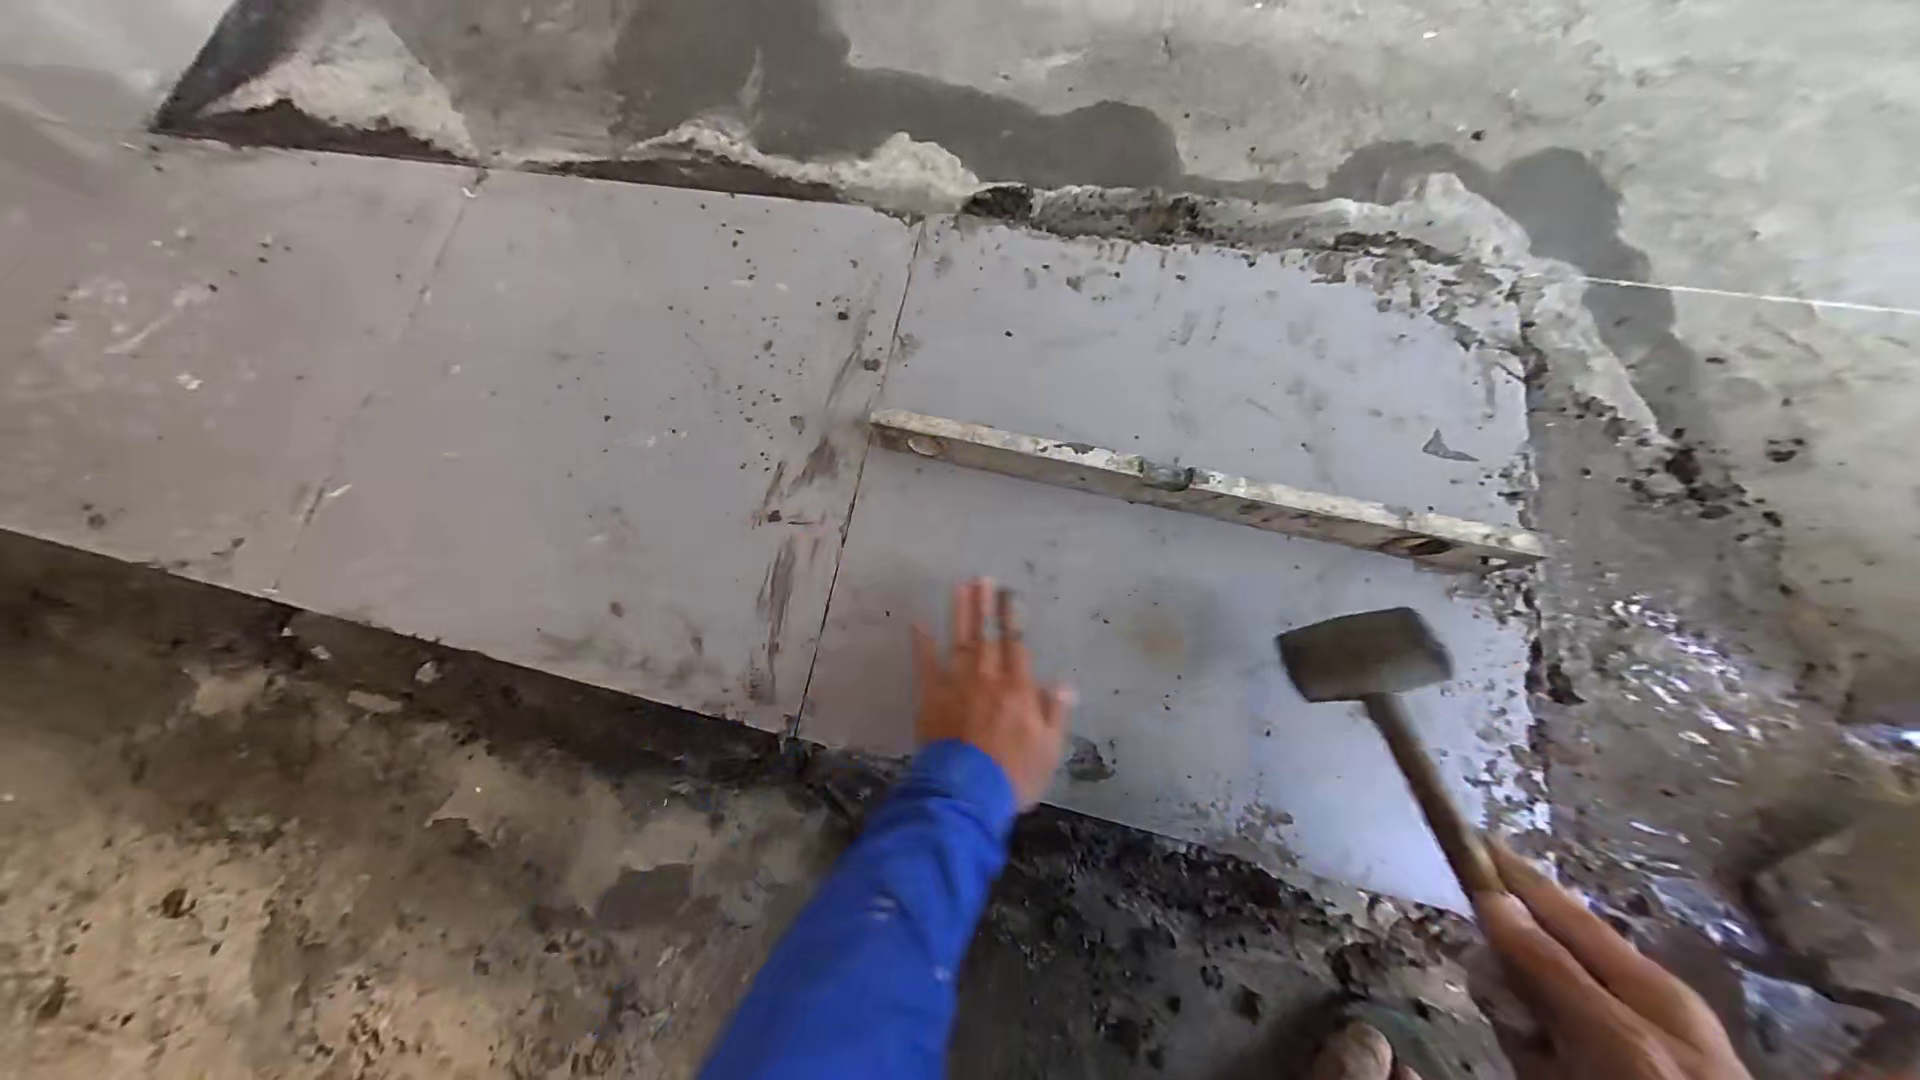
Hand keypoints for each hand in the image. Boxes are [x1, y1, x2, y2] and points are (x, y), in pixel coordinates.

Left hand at [911, 578, 1072, 808]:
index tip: (1010, 593)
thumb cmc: (1013, 774)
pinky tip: (918, 623)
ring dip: (960, 613)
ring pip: (960, 641)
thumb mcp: (1049, 749)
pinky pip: (926, 665)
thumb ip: (1055, 713)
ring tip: (961, 587)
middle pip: (987, 635)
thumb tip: (1065, 683)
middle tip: (983, 578)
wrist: (967, 793)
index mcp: (1018, 689)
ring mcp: (957, 685)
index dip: (1013, 616)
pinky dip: (922, 643)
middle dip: (985, 605)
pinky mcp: (932, 697)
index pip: (1016, 644)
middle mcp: (988, 678)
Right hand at [1473, 843, 1752, 1079]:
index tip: (1465, 836)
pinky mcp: (1587, 1062)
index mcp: (1642, 980)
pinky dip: (1528, 1055)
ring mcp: (1610, 1038)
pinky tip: (1544, 1072)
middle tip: (1515, 1021)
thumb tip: (1491, 896)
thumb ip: (1550, 967)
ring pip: (1524, 997)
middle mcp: (1626, 1000)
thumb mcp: (1614, 1041)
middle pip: (1531, 952)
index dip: (1510, 871)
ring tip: (1544, 1066)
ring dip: (1516, 1024)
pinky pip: (1532, 1039)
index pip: (1558, 905)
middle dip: (1508, 976)